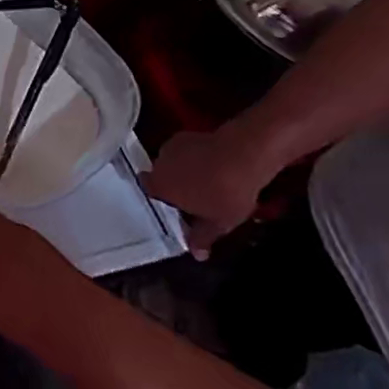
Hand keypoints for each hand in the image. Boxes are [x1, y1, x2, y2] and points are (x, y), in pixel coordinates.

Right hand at [142, 127, 271, 258]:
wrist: (241, 157)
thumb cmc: (226, 195)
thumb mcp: (219, 224)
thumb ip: (202, 238)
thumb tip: (196, 254)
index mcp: (161, 185)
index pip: (147, 188)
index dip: (159, 194)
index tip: (174, 202)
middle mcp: (160, 163)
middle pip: (160, 174)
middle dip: (174, 183)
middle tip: (195, 196)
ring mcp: (172, 146)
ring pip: (173, 161)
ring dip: (184, 169)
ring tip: (208, 180)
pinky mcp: (187, 134)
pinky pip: (185, 149)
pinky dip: (194, 156)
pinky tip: (214, 164)